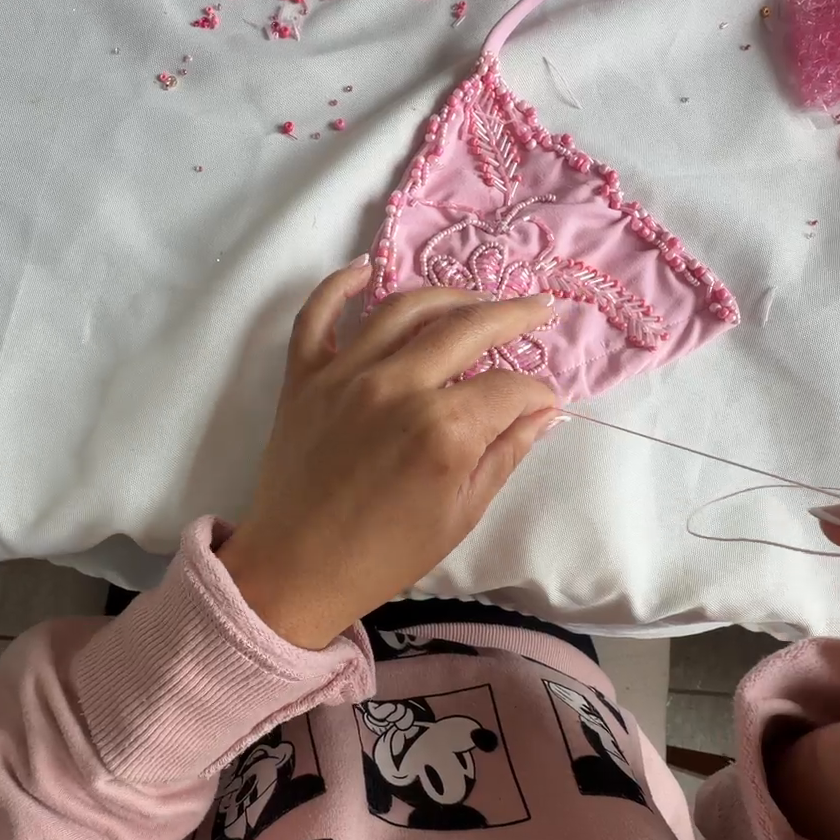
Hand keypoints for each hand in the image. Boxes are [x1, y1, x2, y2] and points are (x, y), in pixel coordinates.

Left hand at [216, 258, 560, 649]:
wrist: (295, 569)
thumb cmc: (384, 555)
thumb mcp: (461, 514)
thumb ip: (505, 453)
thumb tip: (543, 410)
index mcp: (443, 429)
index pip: (509, 386)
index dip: (536, 392)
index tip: (543, 401)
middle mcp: (397, 386)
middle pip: (467, 327)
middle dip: (513, 315)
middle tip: (537, 309)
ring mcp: (344, 374)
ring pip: (404, 307)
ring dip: (448, 295)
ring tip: (472, 300)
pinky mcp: (303, 376)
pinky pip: (318, 314)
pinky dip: (339, 286)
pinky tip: (366, 271)